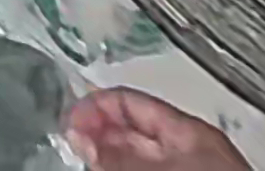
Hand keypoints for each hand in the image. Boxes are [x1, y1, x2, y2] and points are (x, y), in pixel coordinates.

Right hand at [64, 89, 251, 170]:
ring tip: (90, 164)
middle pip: (132, 130)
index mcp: (189, 131)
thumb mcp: (152, 168)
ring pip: (140, 157)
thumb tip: (78, 138)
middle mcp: (194, 151)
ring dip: (111, 159)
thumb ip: (113, 153)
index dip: (92, 107)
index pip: (126, 100)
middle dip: (100, 137)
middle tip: (76, 149)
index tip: (70, 126)